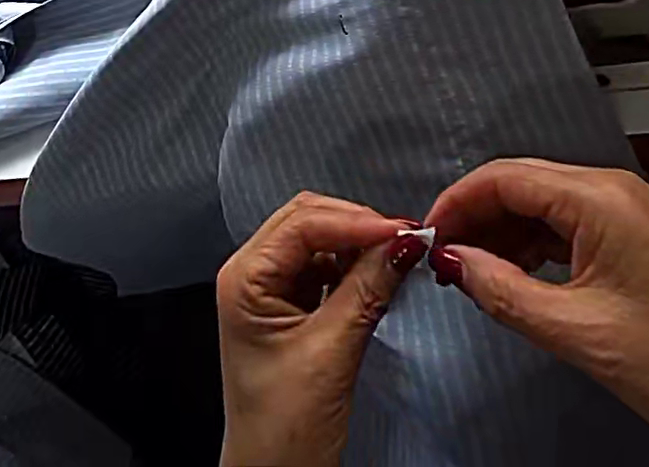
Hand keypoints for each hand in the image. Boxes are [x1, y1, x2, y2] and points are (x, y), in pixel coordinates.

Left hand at [217, 192, 424, 466]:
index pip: (300, 225)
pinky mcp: (288, 302)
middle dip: (354, 224)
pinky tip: (377, 270)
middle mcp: (251, 271)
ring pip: (315, 240)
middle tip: (404, 237)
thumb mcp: (330, 354)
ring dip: (355, 241)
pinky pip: (321, 266)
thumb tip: (401, 245)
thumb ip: (365, 292)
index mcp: (244, 276)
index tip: (402, 230)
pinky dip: (351, 263)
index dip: (353, 221)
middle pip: (305, 222)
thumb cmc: (284, 427)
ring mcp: (268, 285)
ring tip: (397, 252)